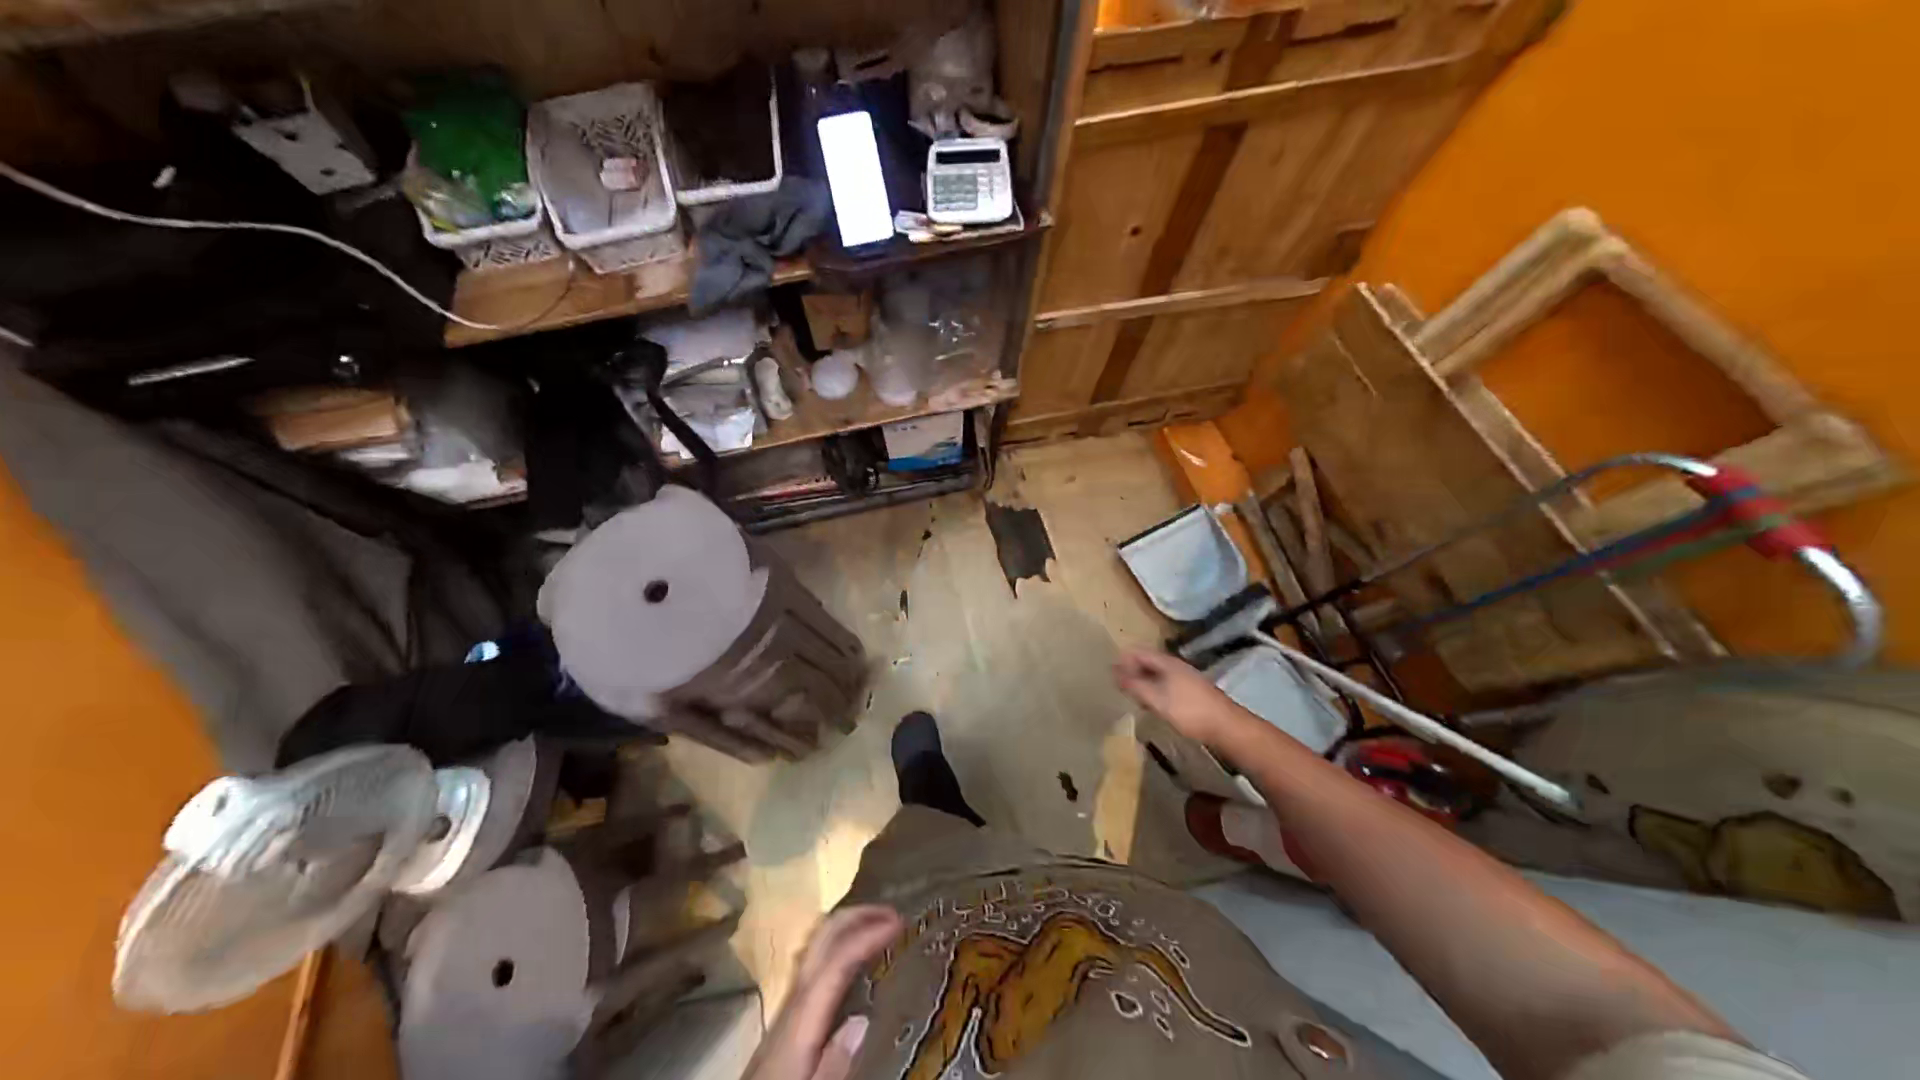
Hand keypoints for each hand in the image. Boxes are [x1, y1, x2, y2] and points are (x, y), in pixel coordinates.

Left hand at [744, 905, 903, 1079]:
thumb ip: (833, 1064)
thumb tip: (862, 1021)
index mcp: (802, 1015)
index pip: (836, 959)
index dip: (867, 935)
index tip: (897, 923)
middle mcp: (795, 997)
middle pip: (822, 938)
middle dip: (857, 915)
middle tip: (892, 912)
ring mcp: (790, 1000)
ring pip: (817, 943)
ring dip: (847, 924)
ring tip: (877, 923)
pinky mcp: (790, 1011)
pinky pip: (817, 959)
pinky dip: (838, 942)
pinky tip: (853, 956)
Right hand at [1113, 648, 1245, 746]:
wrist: (1227, 727)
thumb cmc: (1189, 711)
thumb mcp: (1157, 699)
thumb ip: (1135, 685)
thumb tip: (1115, 672)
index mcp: (1167, 662)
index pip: (1138, 651)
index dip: (1122, 659)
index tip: (1110, 674)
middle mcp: (1176, 665)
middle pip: (1148, 661)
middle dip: (1131, 670)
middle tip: (1118, 686)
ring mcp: (1186, 677)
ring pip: (1157, 673)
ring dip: (1143, 681)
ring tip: (1132, 696)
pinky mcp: (1191, 691)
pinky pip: (1165, 683)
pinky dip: (1154, 689)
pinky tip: (1152, 704)